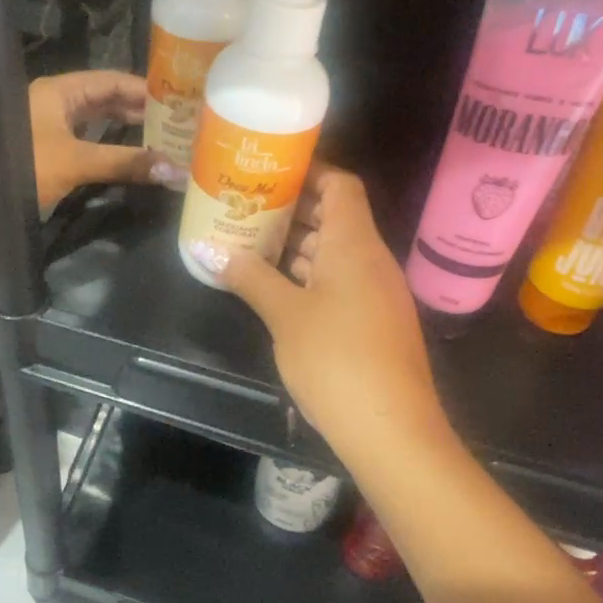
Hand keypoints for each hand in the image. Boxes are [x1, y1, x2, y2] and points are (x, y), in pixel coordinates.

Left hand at [27, 70, 171, 206]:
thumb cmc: (23, 168)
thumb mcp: (78, 162)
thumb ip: (126, 162)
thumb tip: (175, 169)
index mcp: (58, 91)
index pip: (110, 80)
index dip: (144, 88)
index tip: (178, 99)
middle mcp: (54, 102)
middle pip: (104, 99)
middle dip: (138, 109)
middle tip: (176, 120)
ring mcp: (48, 126)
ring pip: (95, 121)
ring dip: (125, 128)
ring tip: (161, 136)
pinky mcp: (46, 151)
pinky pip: (86, 140)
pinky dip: (109, 145)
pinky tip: (129, 155)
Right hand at [193, 166, 449, 453]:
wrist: (392, 430)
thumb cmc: (336, 360)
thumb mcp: (284, 316)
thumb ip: (250, 278)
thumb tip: (210, 251)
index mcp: (355, 244)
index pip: (341, 185)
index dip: (309, 171)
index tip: (268, 172)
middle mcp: (372, 260)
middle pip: (336, 216)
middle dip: (293, 210)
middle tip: (247, 207)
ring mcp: (377, 293)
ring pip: (336, 252)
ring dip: (298, 245)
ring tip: (252, 242)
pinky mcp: (375, 322)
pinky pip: (341, 281)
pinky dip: (310, 275)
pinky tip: (276, 287)